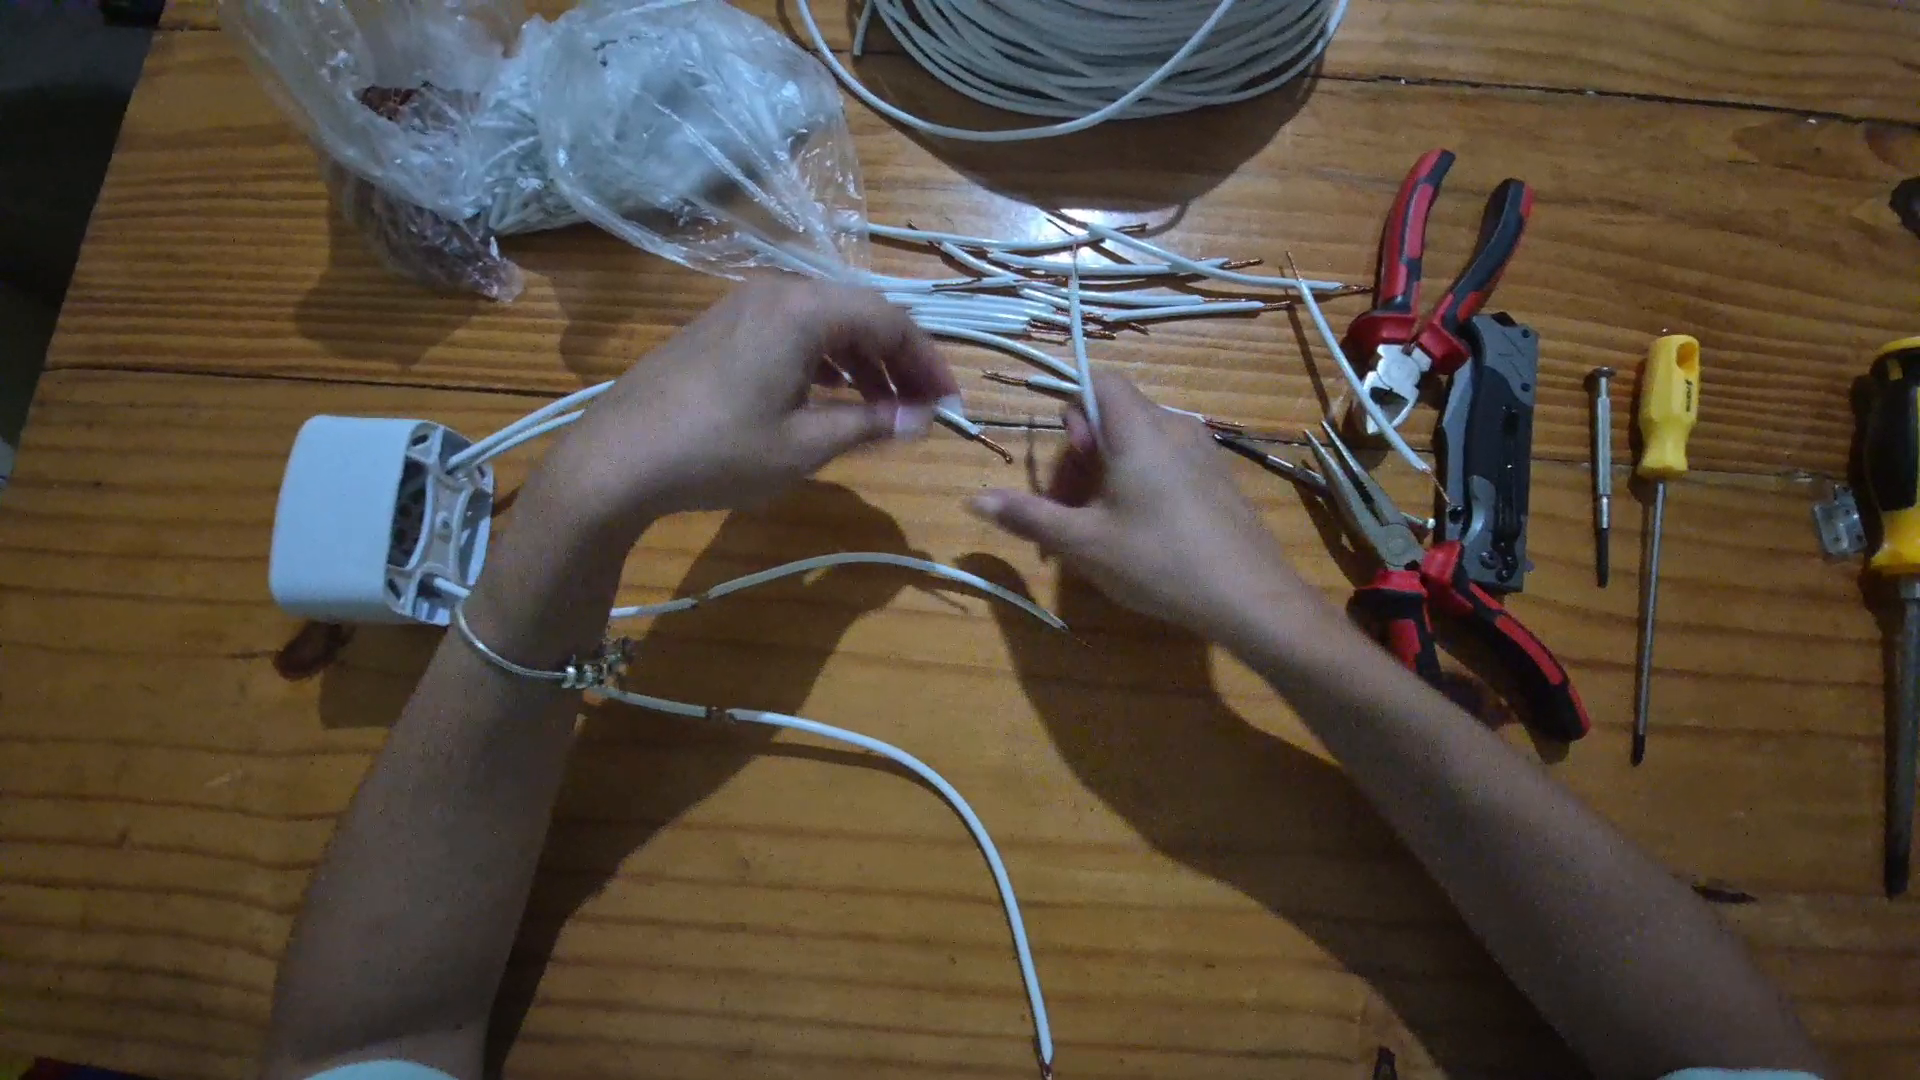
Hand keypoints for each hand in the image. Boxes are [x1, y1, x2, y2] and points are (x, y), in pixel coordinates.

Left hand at [536, 279, 957, 530]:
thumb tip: (922, 419)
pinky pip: (794, 332)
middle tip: (923, 408)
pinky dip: (826, 361)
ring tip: (883, 408)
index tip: (951, 404)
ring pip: (827, 323)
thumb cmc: (720, 451)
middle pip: (861, 315)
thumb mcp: (806, 445)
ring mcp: (745, 305)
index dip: (928, 362)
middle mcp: (778, 292)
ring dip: (864, 362)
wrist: (617, 458)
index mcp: (804, 310)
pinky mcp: (724, 327)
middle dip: (900, 361)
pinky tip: (832, 395)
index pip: (891, 321)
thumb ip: (871, 424)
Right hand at [967, 374, 1333, 644]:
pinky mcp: (1220, 479)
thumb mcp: (1084, 544)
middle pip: (1117, 414)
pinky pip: (1169, 461)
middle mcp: (1174, 427)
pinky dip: (1142, 482)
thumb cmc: (1159, 562)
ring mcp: (1204, 452)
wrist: (1251, 598)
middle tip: (1073, 508)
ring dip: (1110, 471)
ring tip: (1104, 527)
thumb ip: (1029, 517)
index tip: (1067, 459)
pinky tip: (1144, 532)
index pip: (1099, 381)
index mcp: (1139, 431)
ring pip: (1142, 441)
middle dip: (1084, 453)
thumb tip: (975, 499)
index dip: (1072, 409)